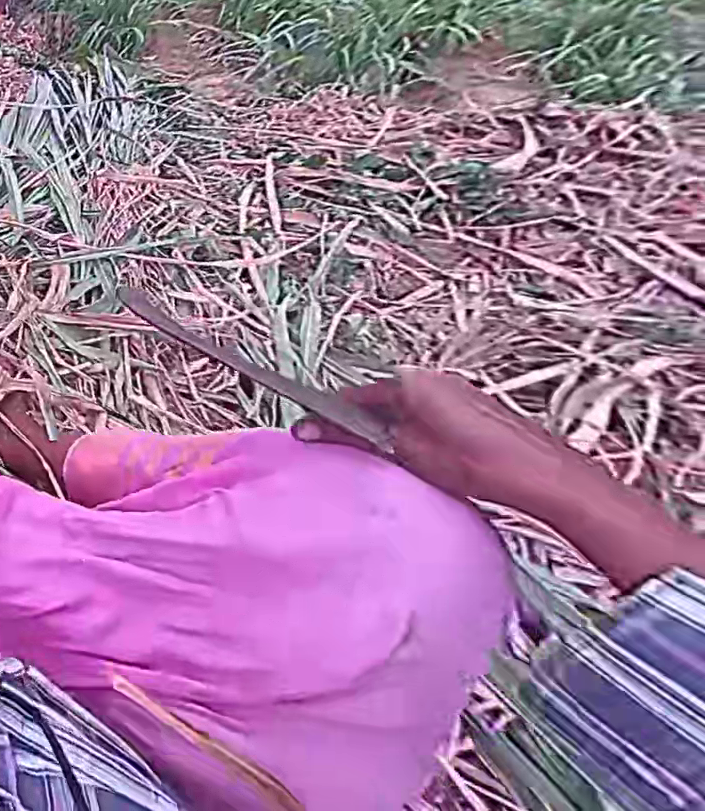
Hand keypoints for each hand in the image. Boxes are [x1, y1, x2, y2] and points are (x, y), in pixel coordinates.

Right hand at [293, 369, 591, 513]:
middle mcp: (434, 380)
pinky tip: (423, 457)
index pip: (348, 396)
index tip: (311, 433)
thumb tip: (308, 429)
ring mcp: (459, 393)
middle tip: (352, 449)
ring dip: (389, 430)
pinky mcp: (477, 410)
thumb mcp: (401, 449)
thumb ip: (348, 435)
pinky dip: (415, 432)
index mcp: (410, 381)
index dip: (326, 418)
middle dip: (359, 424)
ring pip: (402, 409)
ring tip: (394, 457)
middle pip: (375, 400)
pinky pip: (427, 416)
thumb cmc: (486, 465)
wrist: (556, 484)